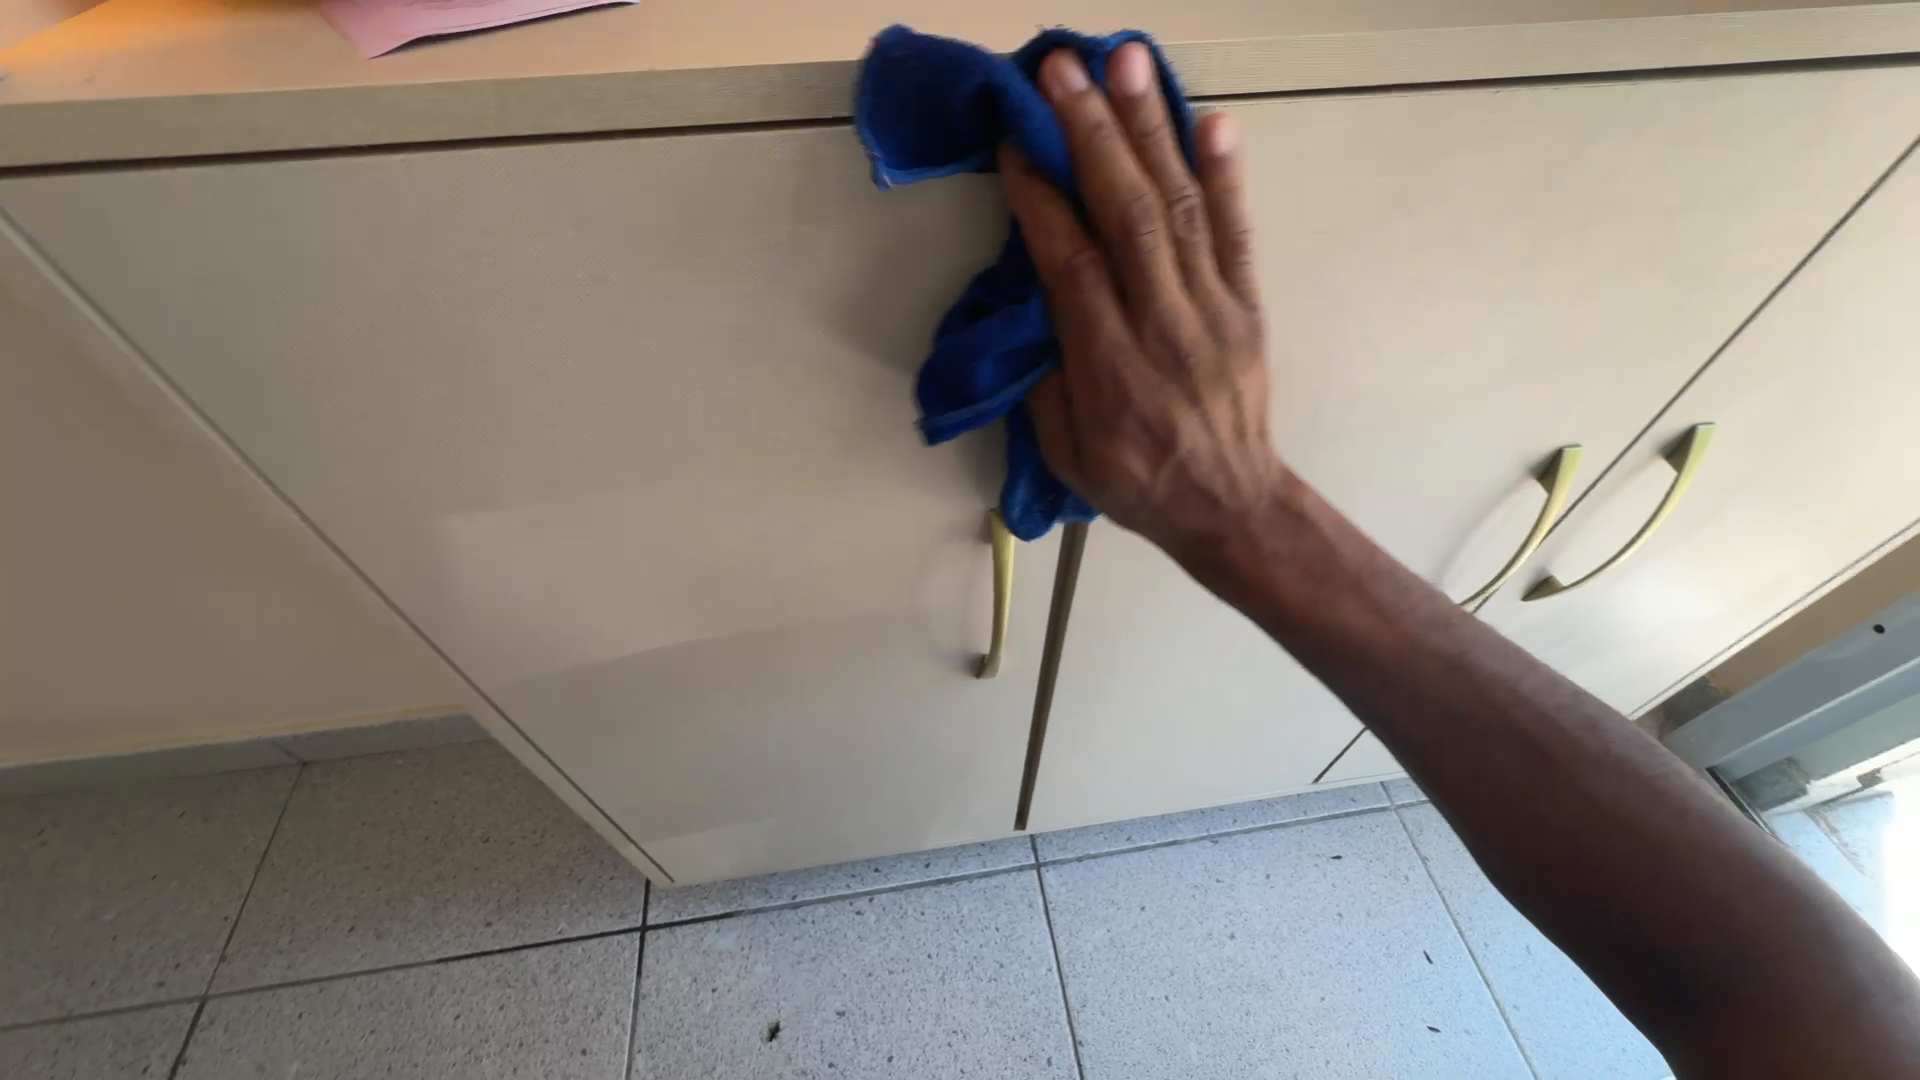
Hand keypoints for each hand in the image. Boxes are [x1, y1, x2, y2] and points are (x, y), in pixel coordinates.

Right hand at [1001, 43, 1286, 559]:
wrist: (1228, 504)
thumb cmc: (1137, 483)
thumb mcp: (1066, 451)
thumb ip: (1045, 379)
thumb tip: (1036, 308)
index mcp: (1110, 369)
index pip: (1072, 265)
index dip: (1042, 200)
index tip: (1015, 145)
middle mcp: (1163, 327)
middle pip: (1127, 216)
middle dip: (1092, 135)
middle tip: (1062, 68)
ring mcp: (1212, 310)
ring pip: (1179, 208)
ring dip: (1150, 130)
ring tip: (1125, 61)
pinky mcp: (1247, 305)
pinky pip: (1236, 232)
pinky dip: (1225, 173)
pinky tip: (1210, 118)